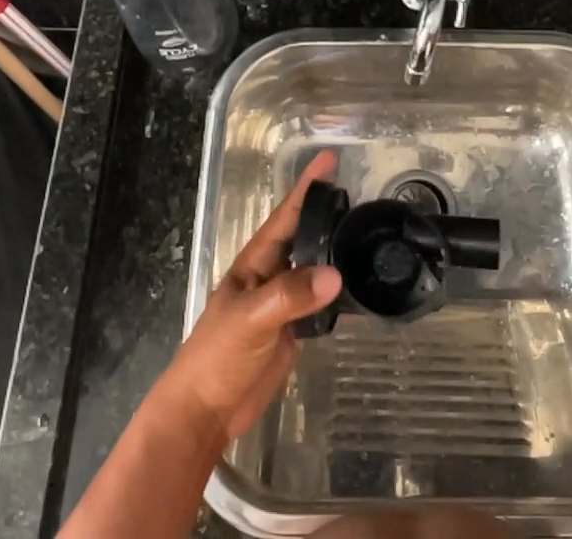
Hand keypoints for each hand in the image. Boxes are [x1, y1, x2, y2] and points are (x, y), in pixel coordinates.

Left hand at [158, 150, 342, 440]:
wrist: (206, 410)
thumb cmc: (217, 357)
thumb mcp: (251, 320)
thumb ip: (290, 296)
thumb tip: (335, 275)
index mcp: (253, 264)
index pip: (284, 217)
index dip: (305, 188)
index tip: (328, 160)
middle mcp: (269, 277)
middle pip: (301, 237)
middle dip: (324, 213)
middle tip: (360, 195)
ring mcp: (281, 305)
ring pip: (312, 268)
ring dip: (333, 250)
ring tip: (365, 231)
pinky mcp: (293, 332)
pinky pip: (319, 303)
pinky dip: (338, 292)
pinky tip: (358, 287)